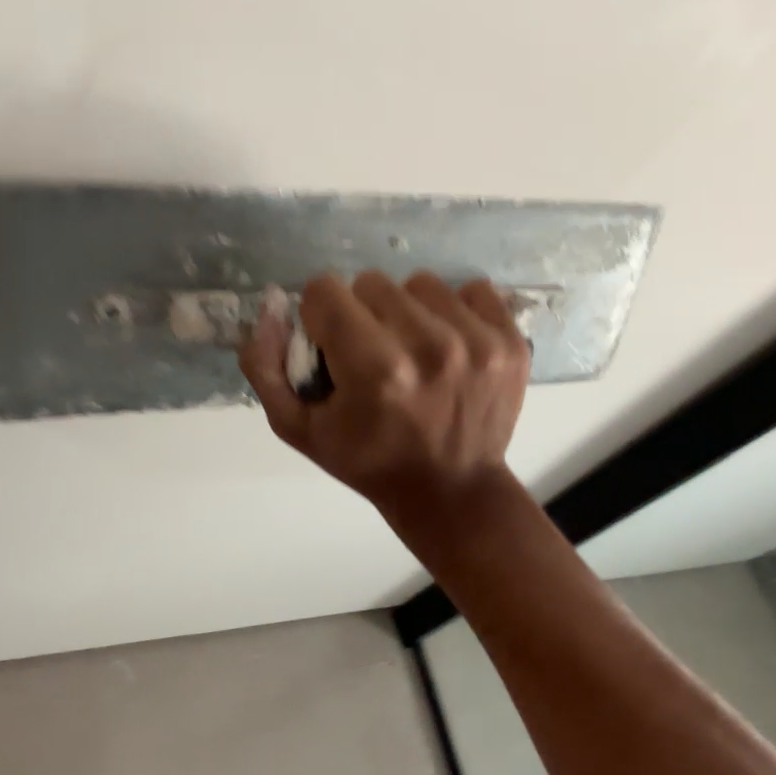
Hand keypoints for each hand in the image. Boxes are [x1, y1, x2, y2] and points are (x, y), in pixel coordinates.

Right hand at [239, 271, 530, 521]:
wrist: (450, 492)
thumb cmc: (368, 462)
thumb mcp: (298, 429)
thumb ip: (265, 366)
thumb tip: (271, 307)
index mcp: (375, 368)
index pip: (325, 291)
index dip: (320, 320)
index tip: (334, 350)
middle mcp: (429, 346)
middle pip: (371, 283)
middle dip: (362, 316)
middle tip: (373, 358)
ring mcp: (477, 342)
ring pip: (420, 283)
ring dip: (408, 312)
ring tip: (412, 354)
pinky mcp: (510, 341)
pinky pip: (473, 290)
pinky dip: (457, 312)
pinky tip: (451, 348)